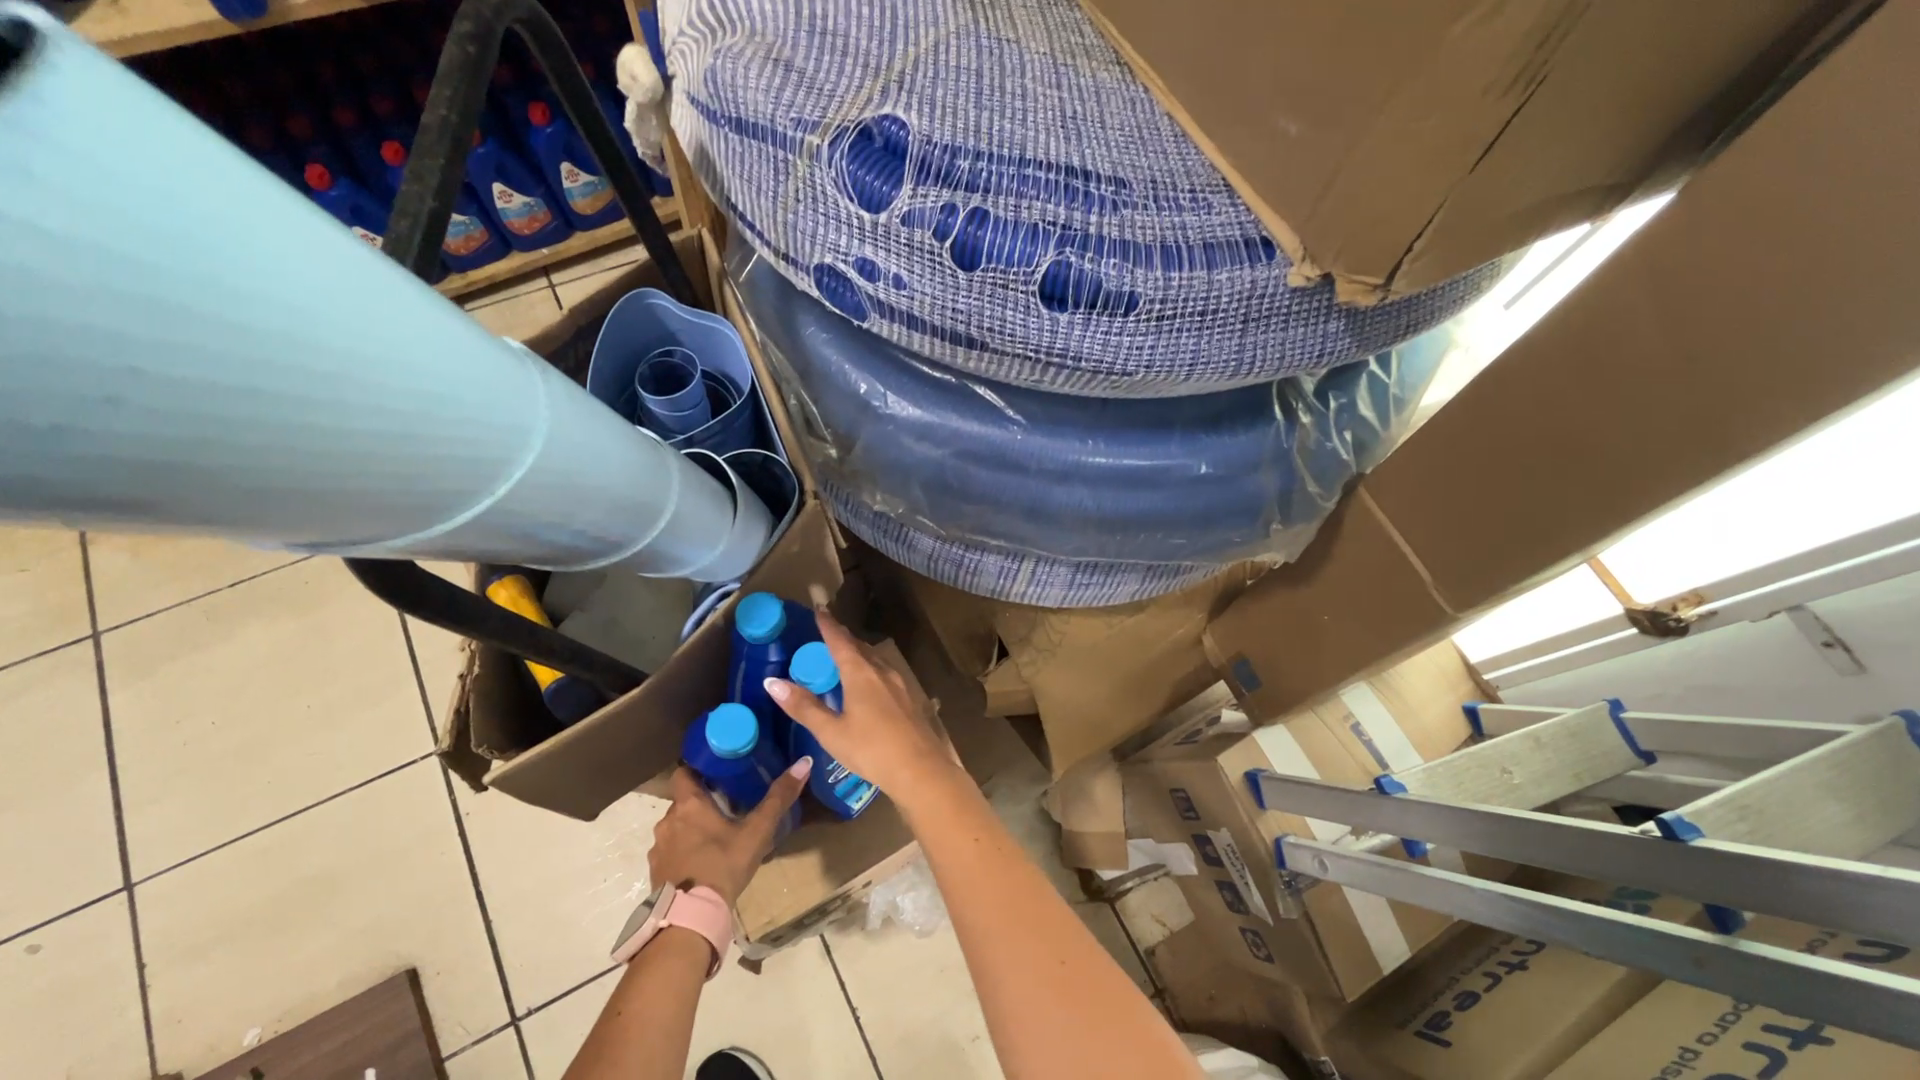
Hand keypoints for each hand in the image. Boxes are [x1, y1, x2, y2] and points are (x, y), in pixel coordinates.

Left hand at [648, 761, 808, 906]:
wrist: (692, 914)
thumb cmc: (724, 865)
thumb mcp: (757, 831)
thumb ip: (779, 798)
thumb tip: (804, 762)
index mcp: (689, 804)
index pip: (683, 773)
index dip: (698, 771)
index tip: (717, 776)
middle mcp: (667, 820)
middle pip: (682, 802)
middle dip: (700, 804)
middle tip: (725, 810)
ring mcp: (658, 846)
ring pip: (675, 827)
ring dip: (690, 830)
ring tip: (714, 840)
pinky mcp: (655, 870)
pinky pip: (669, 852)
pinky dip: (682, 853)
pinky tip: (701, 865)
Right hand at [764, 609, 955, 794]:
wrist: (921, 770)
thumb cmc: (871, 750)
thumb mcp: (831, 732)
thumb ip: (803, 707)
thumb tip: (772, 682)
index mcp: (861, 674)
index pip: (840, 641)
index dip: (828, 625)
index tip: (819, 609)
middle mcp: (882, 673)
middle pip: (860, 648)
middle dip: (844, 639)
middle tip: (830, 633)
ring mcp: (901, 686)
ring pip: (876, 661)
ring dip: (860, 654)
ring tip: (848, 657)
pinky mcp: (911, 701)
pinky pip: (887, 676)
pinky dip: (872, 671)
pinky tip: (872, 686)